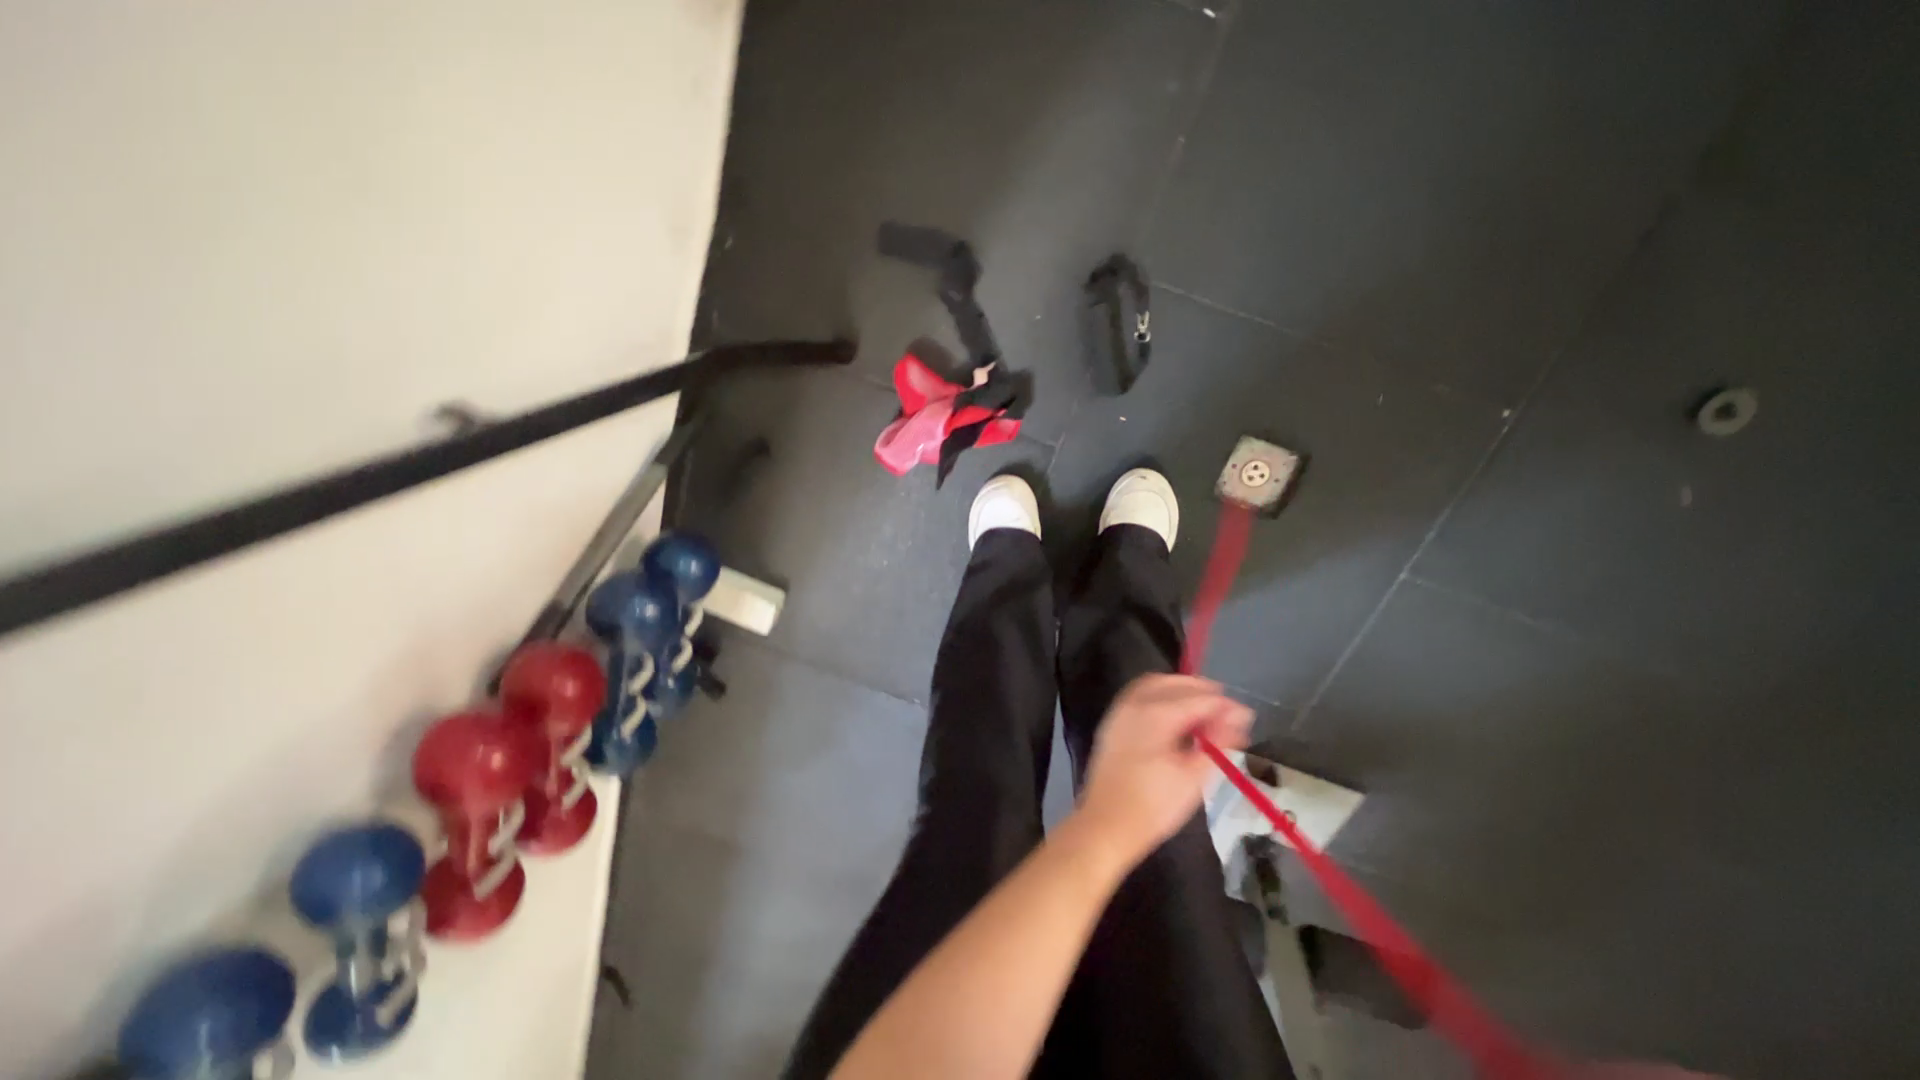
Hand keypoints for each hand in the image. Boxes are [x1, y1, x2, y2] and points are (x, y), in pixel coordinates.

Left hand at [1075, 674, 1253, 864]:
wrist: (1106, 827)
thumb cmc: (1154, 807)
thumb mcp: (1195, 777)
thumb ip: (1218, 743)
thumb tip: (1238, 720)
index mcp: (1157, 714)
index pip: (1200, 698)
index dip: (1227, 706)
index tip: (1247, 718)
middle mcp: (1135, 703)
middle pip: (1176, 684)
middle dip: (1205, 692)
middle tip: (1228, 712)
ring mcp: (1119, 711)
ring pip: (1155, 685)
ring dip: (1182, 690)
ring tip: (1205, 711)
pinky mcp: (1112, 723)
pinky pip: (1140, 695)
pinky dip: (1161, 696)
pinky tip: (1175, 717)